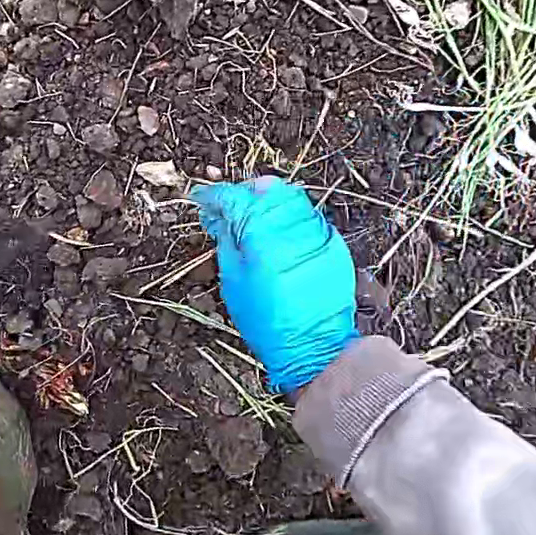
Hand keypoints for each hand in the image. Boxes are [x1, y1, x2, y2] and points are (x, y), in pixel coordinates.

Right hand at [193, 178, 358, 393]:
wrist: (315, 346)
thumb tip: (220, 216)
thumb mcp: (233, 281)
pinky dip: (289, 217)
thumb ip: (227, 240)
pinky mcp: (332, 242)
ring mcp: (316, 231)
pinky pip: (307, 215)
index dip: (214, 196)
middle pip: (264, 188)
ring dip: (267, 202)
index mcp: (261, 234)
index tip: (203, 199)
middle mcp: (291, 225)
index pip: (233, 198)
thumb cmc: (268, 320)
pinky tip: (278, 235)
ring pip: (288, 197)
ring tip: (254, 221)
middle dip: (244, 193)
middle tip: (229, 209)